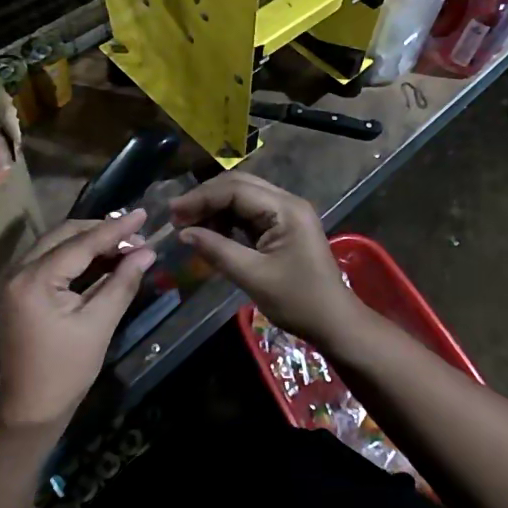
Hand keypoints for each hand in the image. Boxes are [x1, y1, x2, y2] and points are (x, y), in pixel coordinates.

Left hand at [0, 208, 155, 426]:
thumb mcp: (99, 324)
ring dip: (90, 241)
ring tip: (126, 243)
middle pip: (65, 235)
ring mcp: (13, 278)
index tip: (144, 213)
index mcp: (34, 280)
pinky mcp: (18, 288)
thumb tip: (148, 252)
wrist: (29, 407)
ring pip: (57, 243)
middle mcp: (17, 270)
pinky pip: (50, 258)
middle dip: (102, 231)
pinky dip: (77, 254)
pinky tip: (103, 257)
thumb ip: (122, 282)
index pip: (81, 243)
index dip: (116, 228)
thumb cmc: (66, 369)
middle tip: (138, 234)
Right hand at [172, 173, 364, 343]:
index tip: (173, 212)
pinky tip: (210, 233)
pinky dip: (228, 220)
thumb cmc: (298, 300)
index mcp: (285, 209)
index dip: (201, 198)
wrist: (334, 321)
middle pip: (239, 186)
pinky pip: (250, 214)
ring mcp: (287, 214)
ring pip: (243, 198)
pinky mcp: (283, 228)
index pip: (236, 189)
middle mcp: (287, 203)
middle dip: (206, 199)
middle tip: (176, 218)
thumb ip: (218, 250)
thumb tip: (184, 233)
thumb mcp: (254, 276)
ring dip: (215, 209)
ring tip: (188, 227)